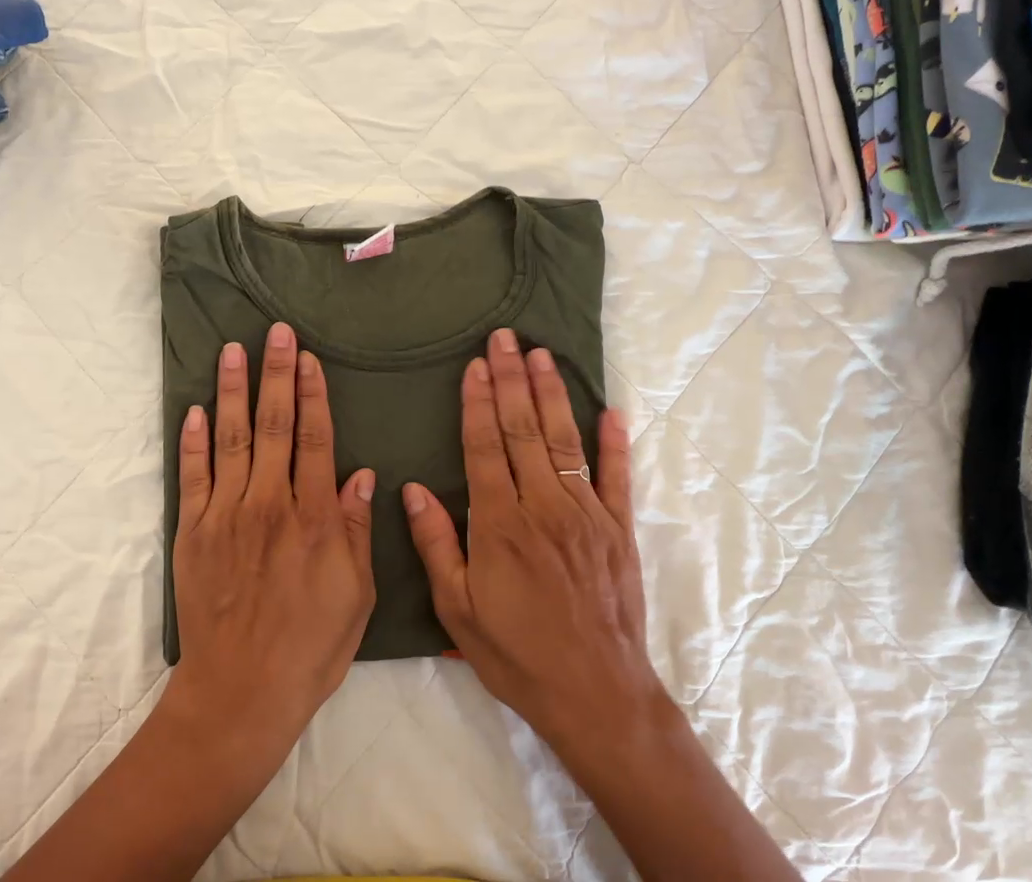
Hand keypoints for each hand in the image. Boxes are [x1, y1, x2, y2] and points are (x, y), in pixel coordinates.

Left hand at [170, 322, 376, 745]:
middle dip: (275, 374)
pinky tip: (195, 409)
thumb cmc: (310, 648)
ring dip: (231, 391)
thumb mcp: (356, 595)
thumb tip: (363, 474)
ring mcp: (225, 515)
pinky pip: (192, 475)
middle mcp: (270, 504)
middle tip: (274, 332)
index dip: (312, 394)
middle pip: (272, 425)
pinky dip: (192, 440)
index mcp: (315, 518)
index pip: (315, 439)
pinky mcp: (192, 532)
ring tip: (232, 350)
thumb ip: (356, 530)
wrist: (242, 689)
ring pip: (229, 438)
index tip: (308, 358)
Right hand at [405, 328, 667, 764]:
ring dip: (552, 395)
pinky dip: (615, 444)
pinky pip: (617, 478)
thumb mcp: (458, 609)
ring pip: (565, 442)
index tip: (474, 364)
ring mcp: (586, 516)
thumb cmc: (516, 655)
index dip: (477, 403)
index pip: (484, 448)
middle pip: (524, 431)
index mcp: (498, 525)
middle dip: (511, 380)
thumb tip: (412, 490)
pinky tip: (611, 412)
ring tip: (542, 355)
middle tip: (505, 338)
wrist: (597, 694)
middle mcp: (543, 508)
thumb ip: (436, 545)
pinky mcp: (618, 532)